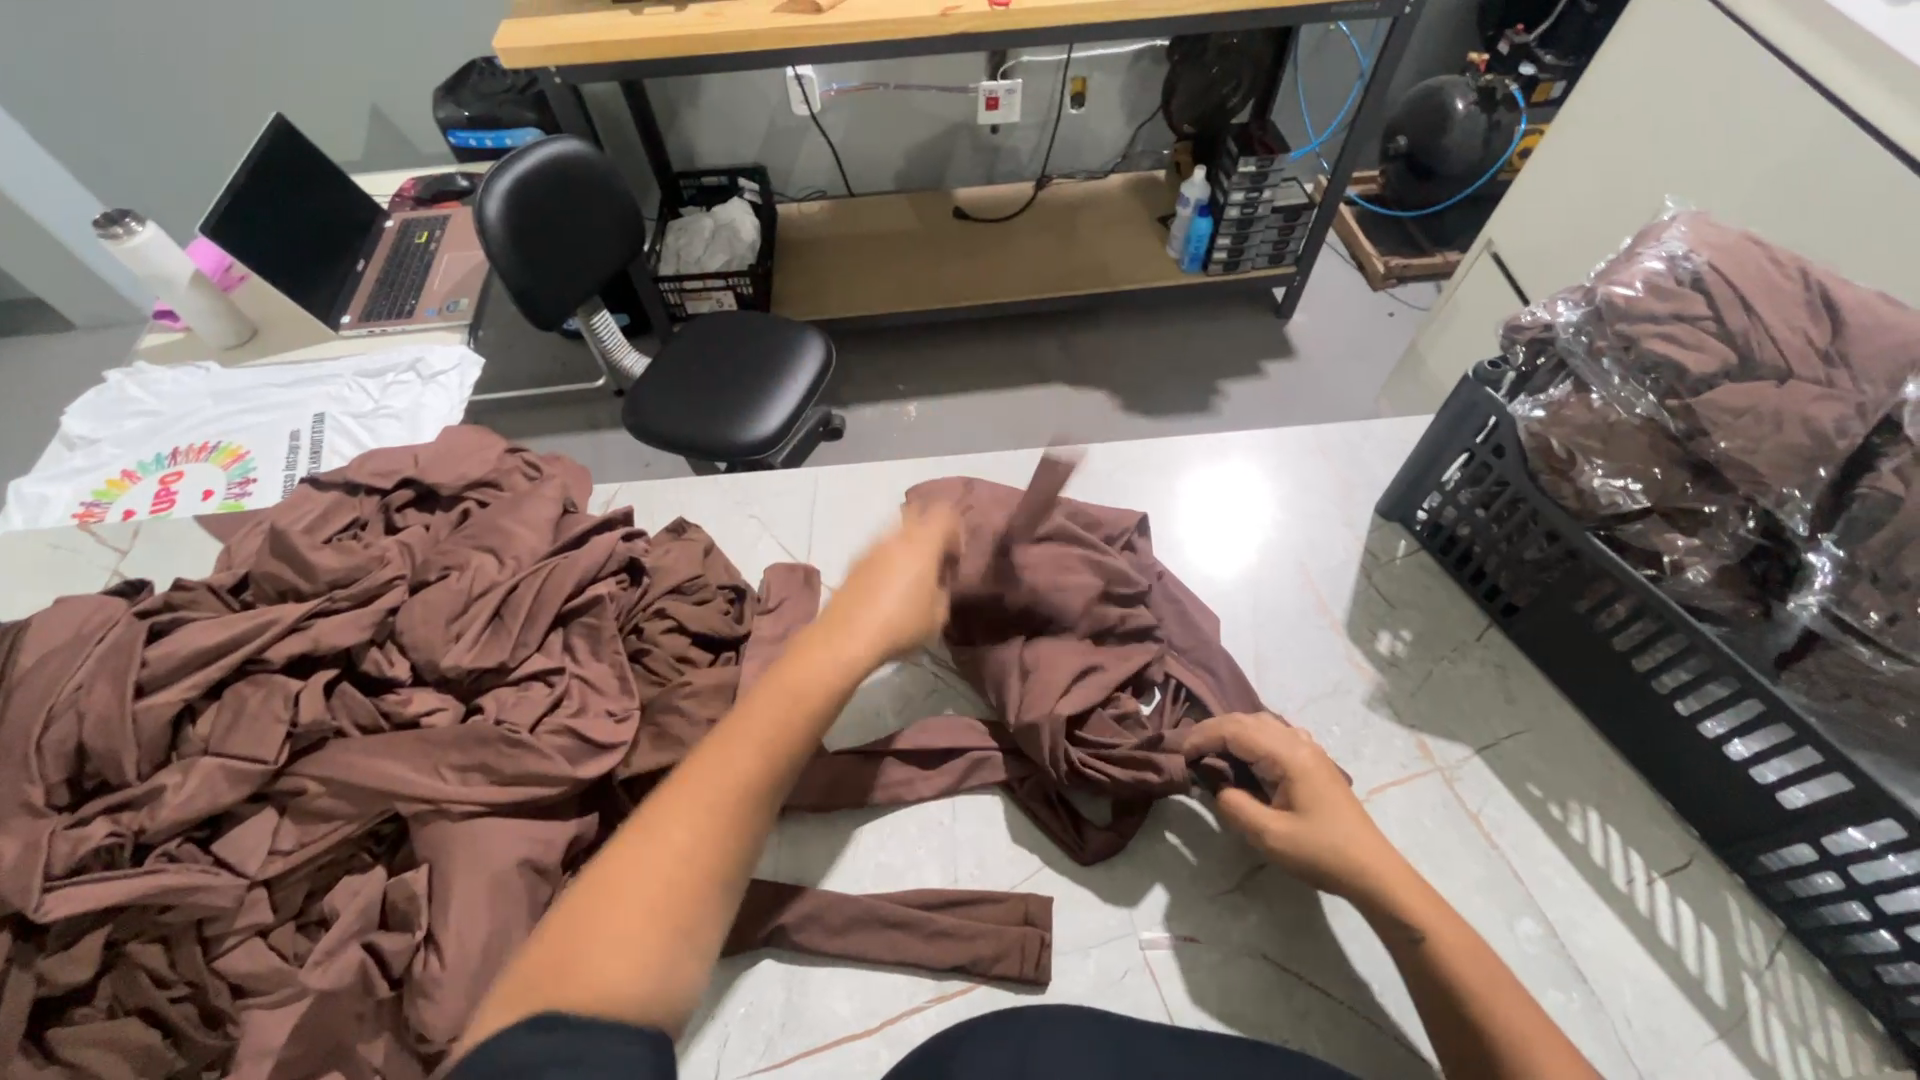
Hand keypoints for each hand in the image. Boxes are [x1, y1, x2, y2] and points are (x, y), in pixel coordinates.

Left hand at [815, 502, 962, 666]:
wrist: (845, 637)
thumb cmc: (900, 625)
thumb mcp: (938, 614)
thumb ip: (943, 588)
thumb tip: (938, 580)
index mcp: (922, 543)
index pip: (945, 513)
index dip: (956, 532)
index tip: (954, 560)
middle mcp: (895, 536)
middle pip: (918, 513)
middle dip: (930, 532)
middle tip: (934, 560)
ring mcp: (871, 547)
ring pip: (896, 532)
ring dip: (908, 546)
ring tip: (911, 577)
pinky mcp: (854, 562)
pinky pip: (879, 549)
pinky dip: (889, 559)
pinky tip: (889, 587)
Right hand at [1186, 713, 1413, 902]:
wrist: (1372, 871)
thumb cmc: (1321, 853)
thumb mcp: (1268, 835)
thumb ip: (1233, 805)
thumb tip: (1215, 785)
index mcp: (1288, 755)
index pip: (1234, 730)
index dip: (1202, 737)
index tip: (1180, 756)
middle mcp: (1299, 742)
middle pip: (1246, 720)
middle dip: (1213, 730)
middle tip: (1188, 753)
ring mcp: (1309, 750)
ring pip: (1261, 724)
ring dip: (1232, 733)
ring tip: (1210, 753)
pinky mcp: (1313, 763)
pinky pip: (1275, 736)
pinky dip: (1250, 739)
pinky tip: (1243, 759)